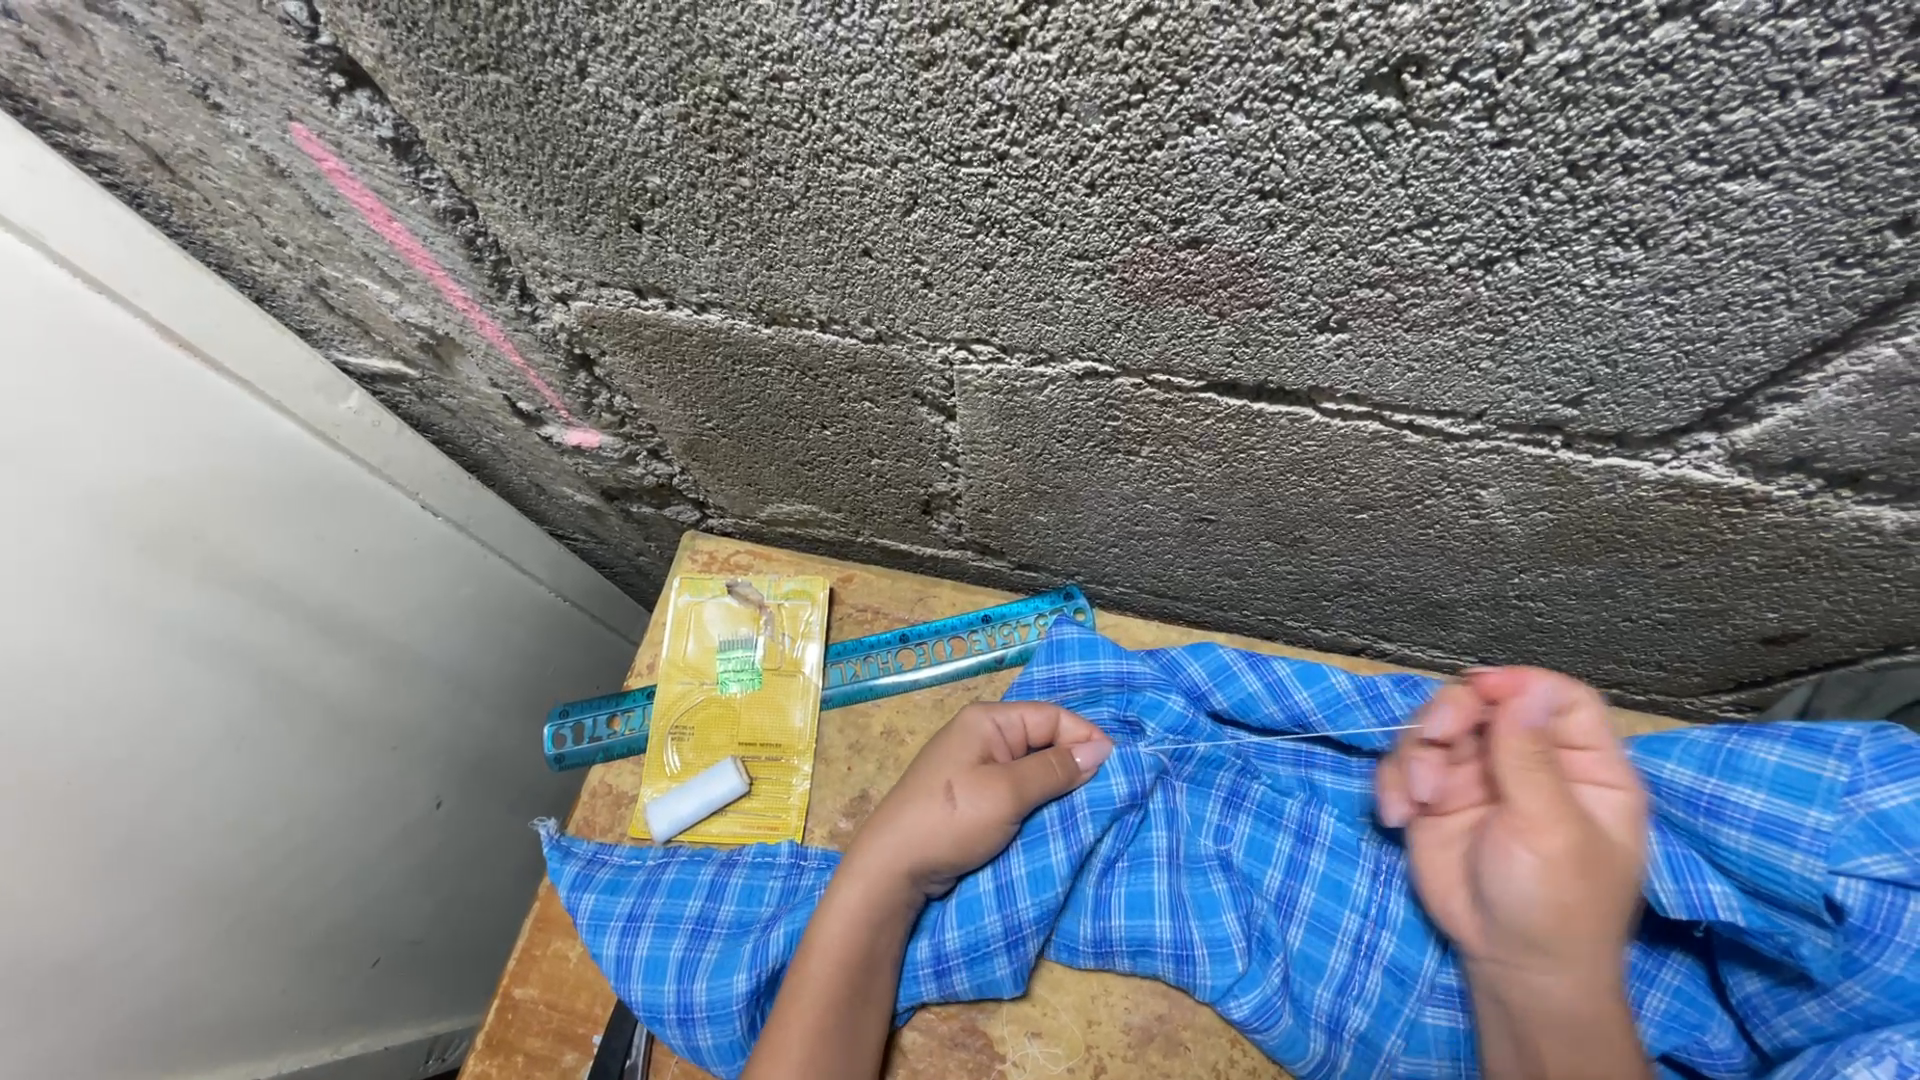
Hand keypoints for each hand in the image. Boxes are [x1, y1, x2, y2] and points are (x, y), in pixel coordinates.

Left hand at [843, 702, 1113, 900]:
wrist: (893, 867)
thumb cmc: (950, 820)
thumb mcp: (1007, 793)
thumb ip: (1055, 769)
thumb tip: (1102, 750)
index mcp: (988, 721)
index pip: (1052, 716)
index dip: (1086, 738)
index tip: (1117, 769)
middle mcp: (983, 735)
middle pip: (1044, 739)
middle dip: (1075, 763)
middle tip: (1109, 792)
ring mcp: (977, 766)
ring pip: (1033, 767)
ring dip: (1059, 785)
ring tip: (1089, 808)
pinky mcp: (975, 796)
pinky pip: (1018, 789)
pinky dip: (1039, 801)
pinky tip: (1058, 819)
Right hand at [1374, 668, 1648, 985]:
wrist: (1509, 963)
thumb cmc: (1555, 902)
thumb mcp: (1551, 828)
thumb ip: (1531, 757)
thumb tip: (1523, 689)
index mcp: (1582, 768)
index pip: (1559, 699)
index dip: (1519, 684)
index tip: (1481, 690)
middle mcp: (1526, 762)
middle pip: (1481, 703)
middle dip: (1448, 716)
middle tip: (1434, 741)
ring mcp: (1476, 778)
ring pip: (1433, 728)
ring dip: (1415, 756)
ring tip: (1418, 799)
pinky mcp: (1433, 797)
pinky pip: (1401, 765)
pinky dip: (1392, 783)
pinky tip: (1398, 816)